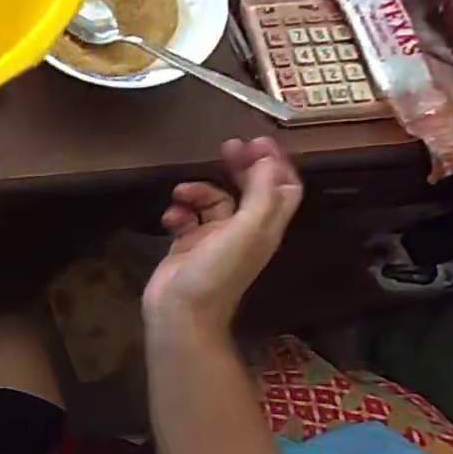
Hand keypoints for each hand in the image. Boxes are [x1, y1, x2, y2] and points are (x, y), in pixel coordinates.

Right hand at [143, 137, 302, 338]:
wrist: (179, 313)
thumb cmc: (215, 273)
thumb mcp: (245, 230)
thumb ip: (260, 194)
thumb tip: (267, 160)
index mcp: (264, 227)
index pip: (282, 187)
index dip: (276, 163)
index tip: (258, 140)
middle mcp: (243, 231)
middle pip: (249, 190)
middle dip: (241, 166)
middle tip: (227, 146)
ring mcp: (213, 239)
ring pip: (212, 202)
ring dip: (198, 191)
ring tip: (180, 192)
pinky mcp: (187, 247)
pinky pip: (186, 219)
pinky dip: (178, 212)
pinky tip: (169, 216)